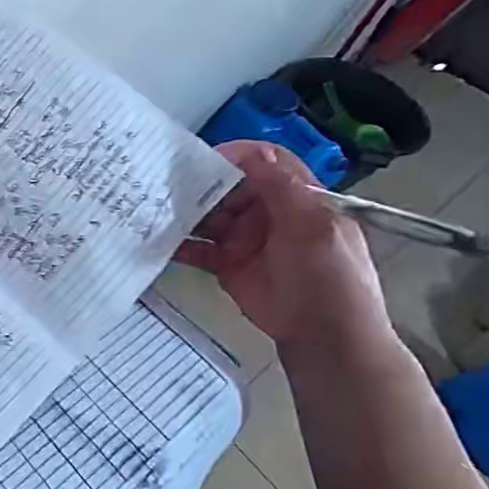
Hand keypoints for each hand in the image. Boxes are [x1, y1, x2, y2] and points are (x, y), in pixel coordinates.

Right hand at [175, 141, 389, 349]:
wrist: (325, 335)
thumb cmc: (330, 277)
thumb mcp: (313, 227)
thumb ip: (282, 189)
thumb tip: (253, 153)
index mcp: (296, 197)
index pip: (265, 162)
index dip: (236, 155)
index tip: (203, 159)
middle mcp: (267, 212)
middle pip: (229, 187)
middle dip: (202, 185)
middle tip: (170, 188)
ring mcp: (245, 239)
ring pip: (209, 216)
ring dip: (186, 213)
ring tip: (159, 213)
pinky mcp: (226, 264)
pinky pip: (198, 248)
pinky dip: (180, 245)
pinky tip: (161, 243)